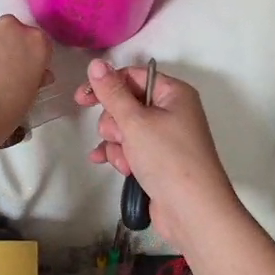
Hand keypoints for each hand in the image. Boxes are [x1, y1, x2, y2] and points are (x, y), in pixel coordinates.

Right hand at [75, 59, 246, 243]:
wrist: (192, 210)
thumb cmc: (167, 158)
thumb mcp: (135, 121)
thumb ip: (112, 92)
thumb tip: (96, 64)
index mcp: (174, 93)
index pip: (133, 76)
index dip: (106, 85)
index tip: (81, 99)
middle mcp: (172, 111)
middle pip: (127, 103)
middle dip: (115, 122)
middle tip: (120, 137)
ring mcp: (166, 138)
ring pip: (125, 129)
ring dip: (117, 144)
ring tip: (125, 161)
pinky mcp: (158, 160)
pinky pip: (131, 148)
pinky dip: (120, 155)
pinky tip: (107, 164)